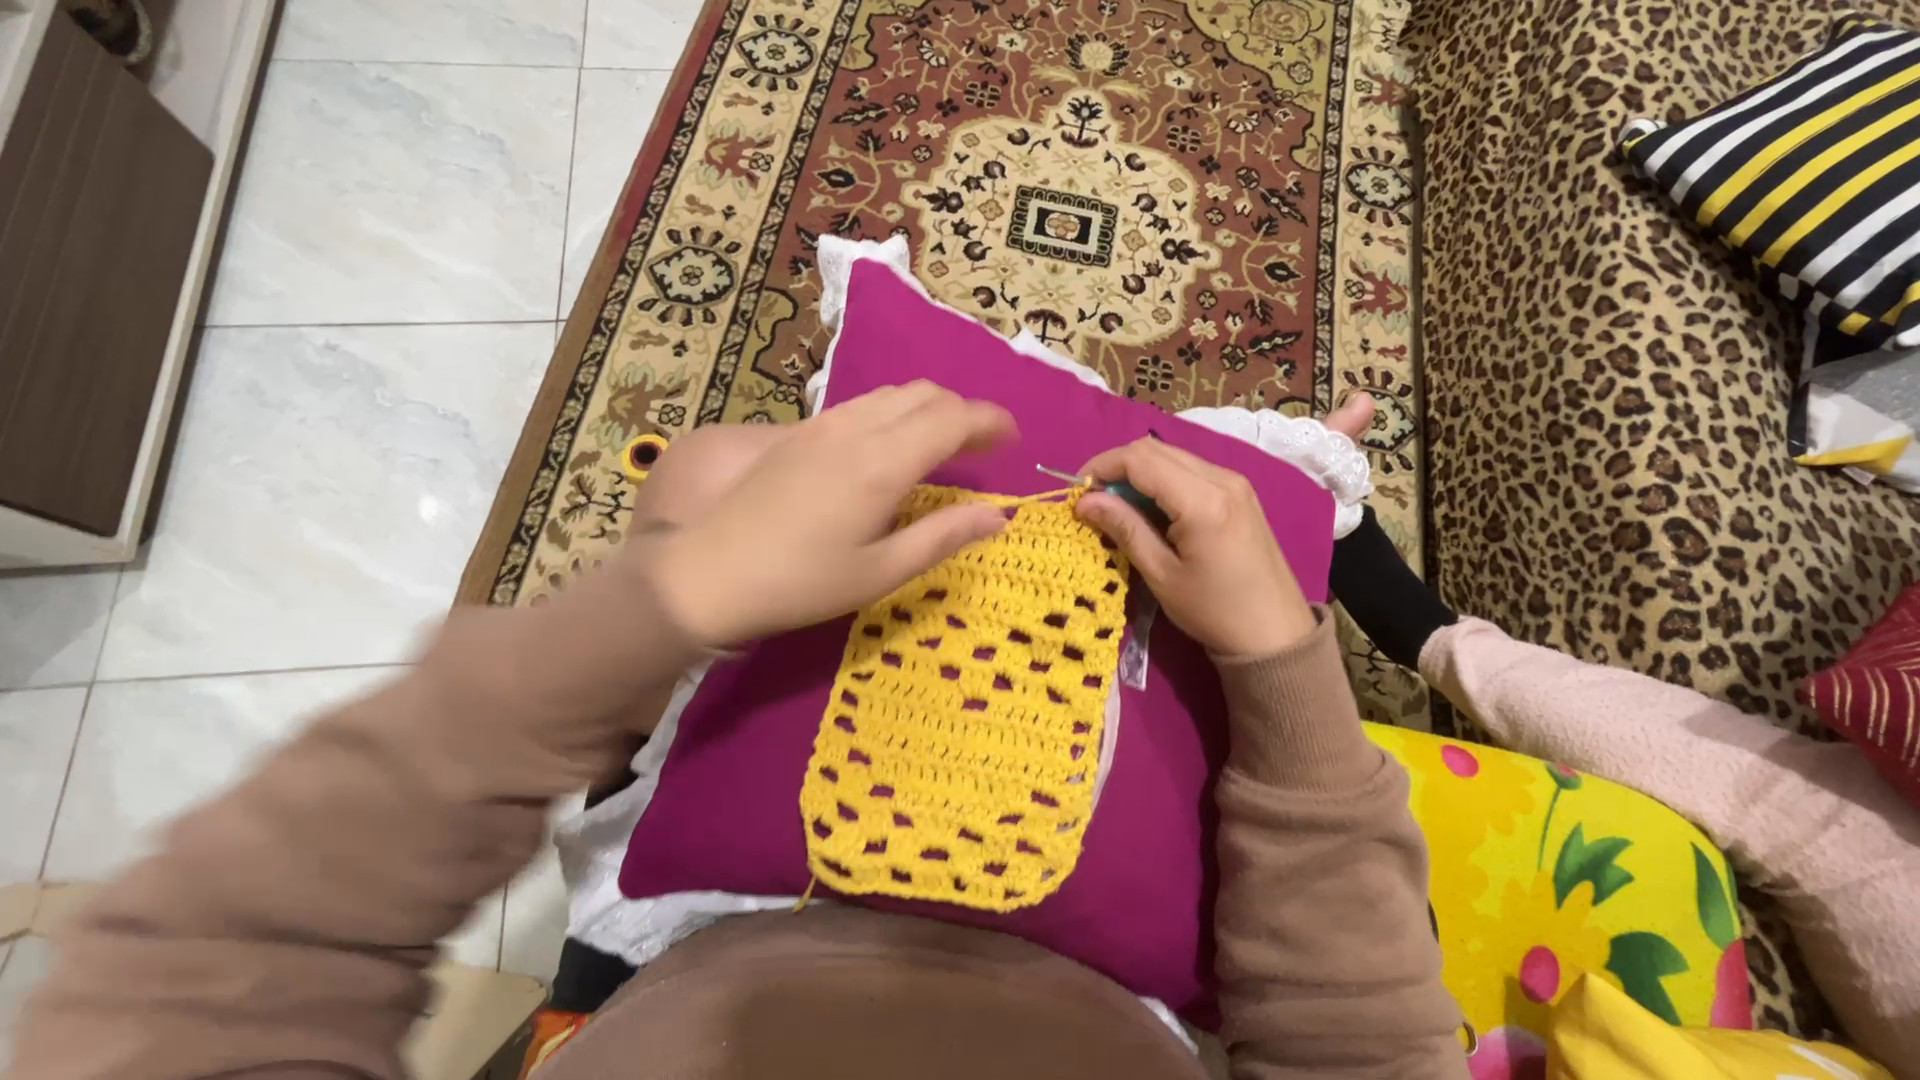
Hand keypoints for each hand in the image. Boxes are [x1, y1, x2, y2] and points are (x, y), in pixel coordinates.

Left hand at [648, 382, 1015, 647]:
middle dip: (963, 413)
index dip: (989, 422)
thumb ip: (943, 537)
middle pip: (926, 395)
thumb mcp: (881, 572)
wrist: (708, 572)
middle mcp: (856, 430)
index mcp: (882, 464)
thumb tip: (998, 516)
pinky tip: (891, 451)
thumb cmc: (801, 583)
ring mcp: (823, 426)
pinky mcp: (800, 433)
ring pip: (892, 394)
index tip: (1013, 439)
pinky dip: (895, 414)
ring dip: (928, 410)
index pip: (952, 419)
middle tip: (982, 450)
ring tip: (943, 448)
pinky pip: (863, 405)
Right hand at [1075, 439, 1313, 656]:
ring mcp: (1234, 482)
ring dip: (1138, 473)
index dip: (1101, 466)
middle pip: (1155, 449)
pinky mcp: (1239, 492)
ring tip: (1117, 506)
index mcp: (1202, 500)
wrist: (1274, 632)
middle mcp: (1221, 478)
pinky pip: (1190, 470)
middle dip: (1116, 467)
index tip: (1077, 491)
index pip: (1140, 459)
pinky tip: (1149, 510)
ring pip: (1172, 456)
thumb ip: (1124, 529)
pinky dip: (1161, 480)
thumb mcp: (1161, 574)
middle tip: (1092, 499)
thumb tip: (1085, 501)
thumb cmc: (1213, 610)